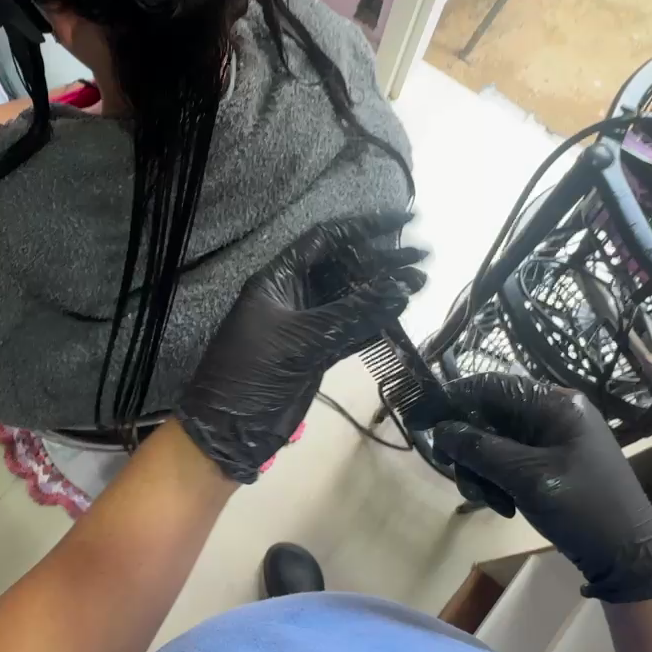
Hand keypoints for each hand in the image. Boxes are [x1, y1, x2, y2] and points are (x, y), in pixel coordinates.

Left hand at [181, 212, 424, 482]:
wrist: (230, 431)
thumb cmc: (253, 375)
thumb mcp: (302, 340)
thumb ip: (353, 313)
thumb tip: (402, 287)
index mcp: (279, 280)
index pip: (326, 239)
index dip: (364, 227)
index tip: (404, 221)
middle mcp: (293, 296)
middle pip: (342, 267)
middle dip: (381, 261)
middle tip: (422, 259)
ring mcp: (305, 326)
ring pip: (349, 300)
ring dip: (381, 293)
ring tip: (420, 284)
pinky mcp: (314, 354)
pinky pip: (349, 330)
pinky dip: (372, 323)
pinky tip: (399, 315)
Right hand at [432, 374, 651, 603]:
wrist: (628, 554)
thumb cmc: (584, 510)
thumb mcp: (527, 478)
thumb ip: (480, 449)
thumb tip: (441, 430)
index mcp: (555, 404)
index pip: (490, 386)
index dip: (449, 400)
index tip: (418, 422)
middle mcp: (552, 412)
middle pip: (486, 416)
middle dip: (468, 450)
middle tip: (464, 482)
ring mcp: (552, 436)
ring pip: (491, 441)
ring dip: (480, 472)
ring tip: (492, 503)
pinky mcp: (549, 460)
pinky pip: (506, 459)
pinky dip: (496, 481)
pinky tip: (505, 505)